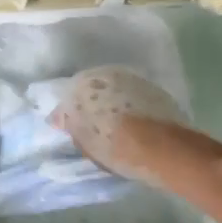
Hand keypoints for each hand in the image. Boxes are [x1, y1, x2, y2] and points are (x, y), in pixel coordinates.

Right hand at [48, 65, 194, 186]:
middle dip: (92, 106)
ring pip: (113, 90)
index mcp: (80, 87)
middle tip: (98, 128)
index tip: (76, 131)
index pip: (68, 100)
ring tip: (120, 126)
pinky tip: (138, 122)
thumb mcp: (86, 144)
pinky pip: (134, 95)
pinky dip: (132, 105)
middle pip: (92, 90)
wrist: (161, 146)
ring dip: (113, 102)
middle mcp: (102, 74)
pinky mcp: (151, 86)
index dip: (71, 116)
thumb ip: (72, 127)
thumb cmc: (116, 148)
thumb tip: (60, 118)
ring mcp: (129, 78)